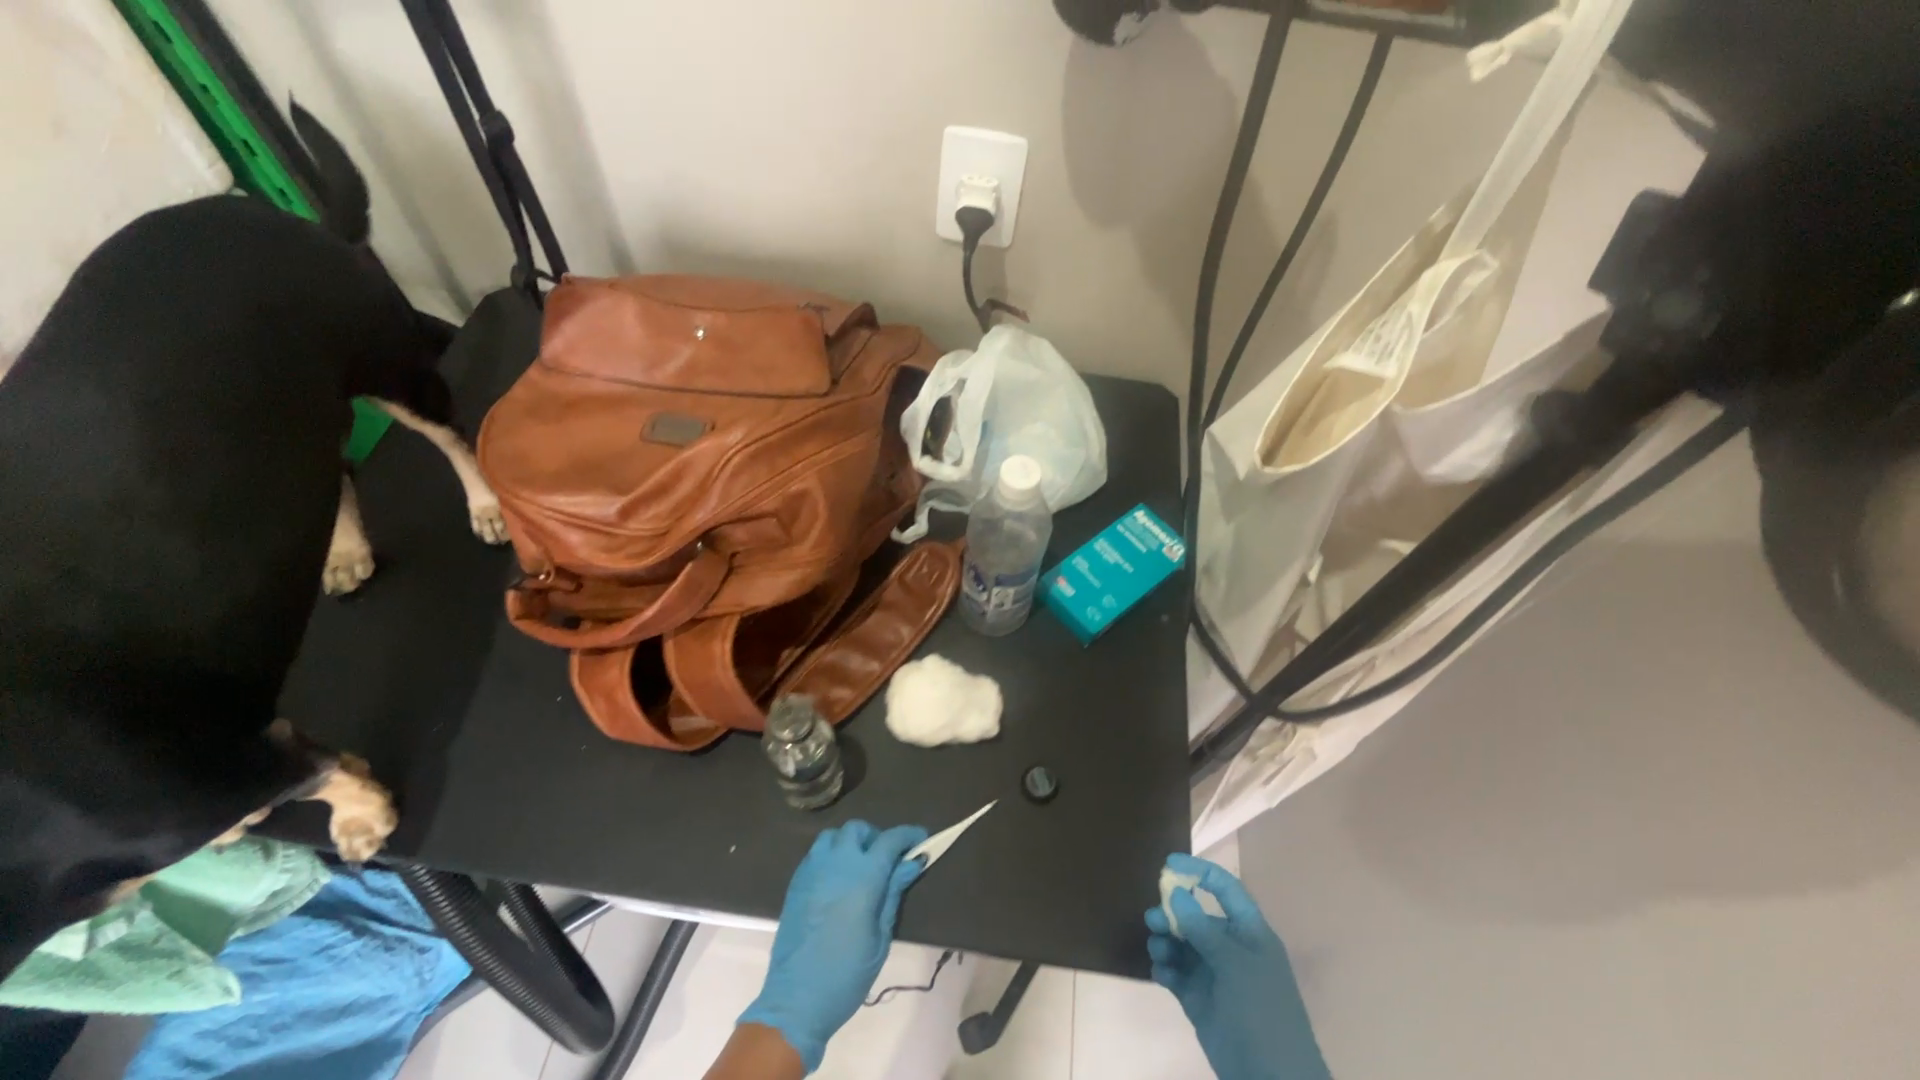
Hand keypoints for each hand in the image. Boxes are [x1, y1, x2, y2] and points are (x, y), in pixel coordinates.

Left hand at [740, 821, 928, 1071]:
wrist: (796, 999)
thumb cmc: (847, 973)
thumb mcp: (881, 936)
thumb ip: (893, 892)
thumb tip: (912, 861)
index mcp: (862, 876)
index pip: (889, 840)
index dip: (909, 835)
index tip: (922, 839)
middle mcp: (835, 863)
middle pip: (857, 829)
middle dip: (876, 837)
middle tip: (888, 860)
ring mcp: (811, 870)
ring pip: (833, 836)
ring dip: (850, 842)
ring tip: (861, 867)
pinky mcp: (795, 882)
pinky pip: (816, 853)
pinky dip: (831, 855)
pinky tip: (838, 881)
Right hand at [1144, 854, 1329, 1079]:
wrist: (1272, 1078)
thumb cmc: (1262, 1012)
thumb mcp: (1235, 965)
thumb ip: (1202, 928)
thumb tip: (1175, 892)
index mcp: (1250, 933)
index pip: (1225, 890)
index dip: (1200, 873)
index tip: (1168, 864)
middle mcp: (1231, 949)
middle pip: (1196, 917)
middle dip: (1174, 914)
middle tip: (1153, 921)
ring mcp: (1214, 976)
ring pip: (1182, 945)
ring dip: (1167, 942)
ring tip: (1158, 952)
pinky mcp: (1198, 1000)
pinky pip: (1176, 974)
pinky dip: (1166, 969)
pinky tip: (1161, 974)